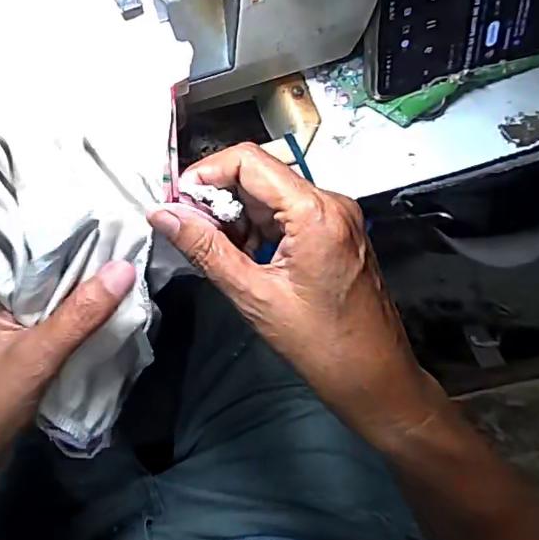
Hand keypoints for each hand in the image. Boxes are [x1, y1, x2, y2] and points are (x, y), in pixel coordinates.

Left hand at [0, 262, 134, 515]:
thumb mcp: (38, 355)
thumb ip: (80, 313)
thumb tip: (124, 267)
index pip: (28, 247)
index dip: (69, 237)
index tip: (109, 226)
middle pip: (39, 273)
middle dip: (78, 266)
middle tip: (124, 247)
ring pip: (43, 298)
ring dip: (75, 294)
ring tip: (119, 274)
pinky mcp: (7, 345)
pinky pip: (42, 320)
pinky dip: (66, 318)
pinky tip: (97, 310)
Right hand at [147, 143, 442, 445]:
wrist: (375, 378)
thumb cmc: (321, 344)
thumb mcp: (252, 294)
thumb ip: (204, 248)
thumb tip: (163, 215)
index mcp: (315, 212)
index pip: (247, 161)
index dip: (205, 174)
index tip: (177, 202)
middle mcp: (329, 203)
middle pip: (257, 174)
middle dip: (215, 197)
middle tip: (186, 227)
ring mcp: (333, 217)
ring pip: (266, 194)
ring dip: (232, 214)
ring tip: (211, 248)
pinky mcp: (331, 232)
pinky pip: (281, 213)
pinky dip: (253, 227)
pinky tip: (238, 255)